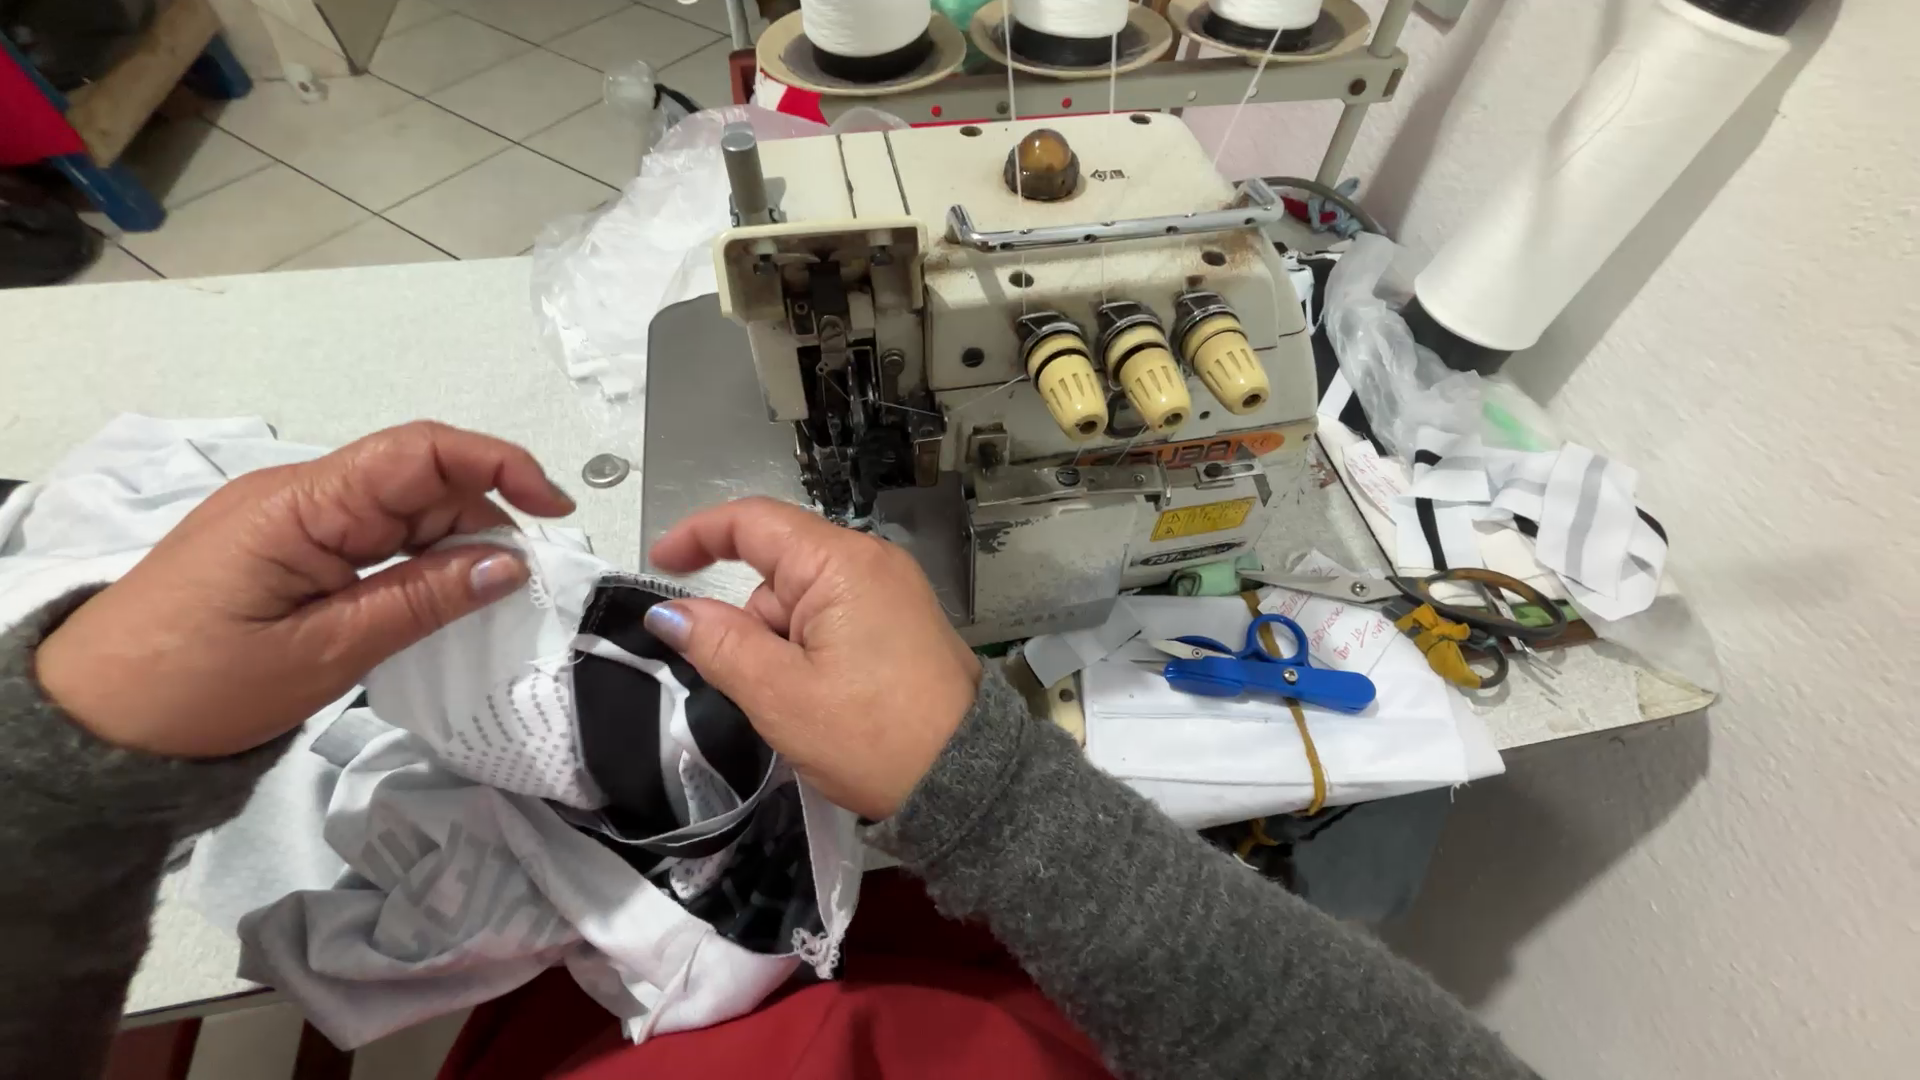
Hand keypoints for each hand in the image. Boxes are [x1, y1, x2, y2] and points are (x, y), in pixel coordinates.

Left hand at [34, 421, 573, 757]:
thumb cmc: (196, 688)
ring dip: (461, 547)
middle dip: (488, 521)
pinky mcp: (302, 545)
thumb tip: (513, 565)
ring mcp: (303, 519)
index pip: (421, 452)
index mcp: (304, 505)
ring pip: (414, 511)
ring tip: (481, 601)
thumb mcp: (328, 650)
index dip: (500, 465)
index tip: (557, 507)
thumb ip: (426, 599)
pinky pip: (388, 537)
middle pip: (427, 482)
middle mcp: (307, 495)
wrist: (87, 727)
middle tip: (518, 584)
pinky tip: (446, 595)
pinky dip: (430, 562)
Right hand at [645, 497, 980, 819]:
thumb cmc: (871, 735)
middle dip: (751, 623)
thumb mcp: (781, 693)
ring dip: (782, 645)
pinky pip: (834, 617)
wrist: (963, 777)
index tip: (658, 564)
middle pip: (778, 570)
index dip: (698, 534)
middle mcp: (871, 560)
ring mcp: (892, 588)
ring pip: (803, 600)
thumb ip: (718, 643)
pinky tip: (826, 695)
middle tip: (761, 686)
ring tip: (806, 704)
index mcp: (841, 563)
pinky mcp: (902, 618)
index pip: (754, 521)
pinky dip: (811, 649)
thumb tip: (668, 611)